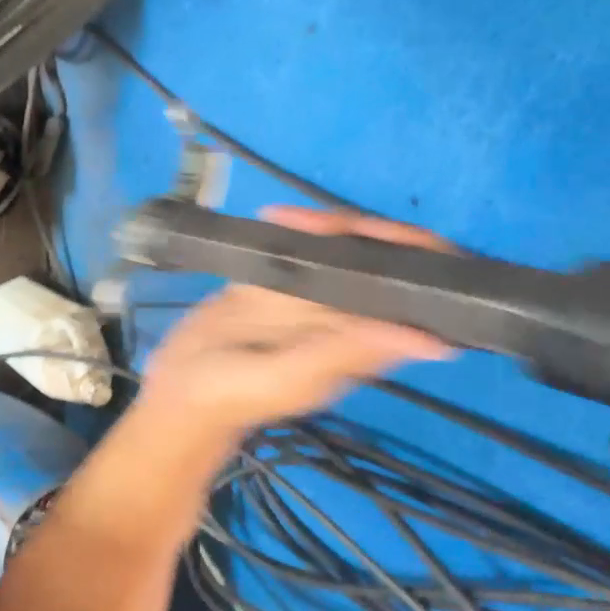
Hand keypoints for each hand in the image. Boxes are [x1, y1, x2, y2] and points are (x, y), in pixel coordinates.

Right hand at [131, 206, 454, 439]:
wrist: (177, 392)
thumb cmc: (234, 394)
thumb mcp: (288, 378)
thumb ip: (344, 355)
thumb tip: (432, 340)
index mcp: (364, 339)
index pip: (418, 293)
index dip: (417, 259)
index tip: (384, 239)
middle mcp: (343, 315)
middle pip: (379, 263)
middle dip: (363, 233)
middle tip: (318, 222)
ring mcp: (303, 299)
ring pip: (334, 253)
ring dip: (323, 228)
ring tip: (286, 216)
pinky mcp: (264, 287)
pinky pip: (287, 253)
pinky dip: (286, 232)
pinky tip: (270, 216)